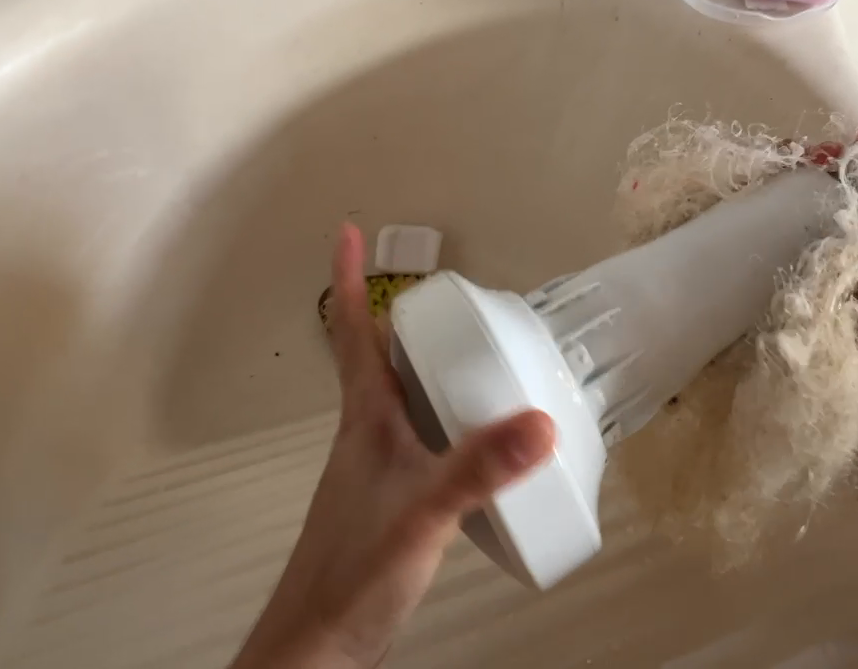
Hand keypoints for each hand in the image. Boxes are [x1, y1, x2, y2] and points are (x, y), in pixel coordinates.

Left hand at [230, 224, 555, 668]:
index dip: (348, 278)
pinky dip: (450, 418)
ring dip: (431, 366)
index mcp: (367, 417)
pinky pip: (425, 436)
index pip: (353, 333)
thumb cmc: (353, 572)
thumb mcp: (424, 513)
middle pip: (384, 357)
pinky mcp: (396, 496)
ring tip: (478, 352)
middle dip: (406, 316)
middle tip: (449, 293)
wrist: (317, 650)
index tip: (348, 231)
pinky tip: (481, 436)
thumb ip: (480, 469)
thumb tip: (540, 420)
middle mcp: (370, 432)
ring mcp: (380, 465)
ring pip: (406, 396)